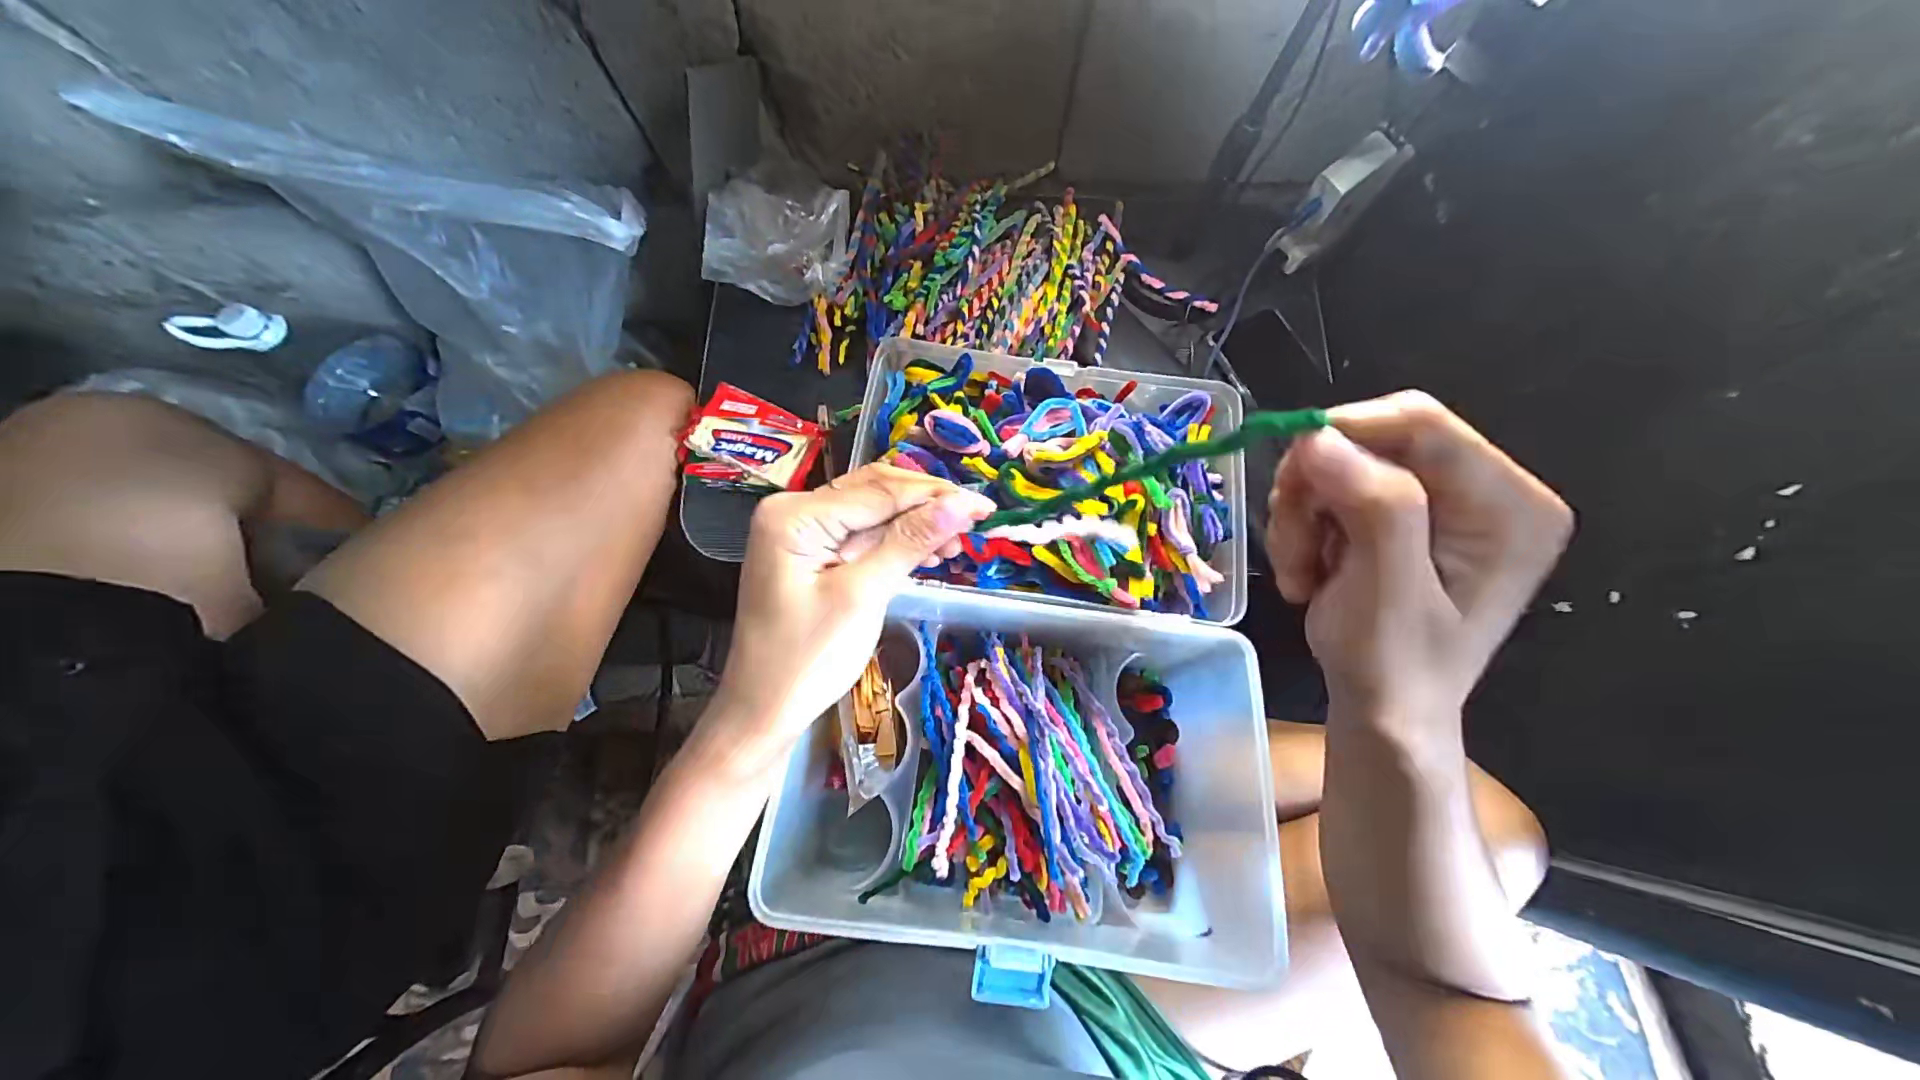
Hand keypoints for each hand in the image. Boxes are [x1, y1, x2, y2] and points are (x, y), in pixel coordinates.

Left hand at [715, 463, 995, 743]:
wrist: (764, 710)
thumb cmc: (807, 660)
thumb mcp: (863, 596)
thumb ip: (909, 542)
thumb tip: (959, 503)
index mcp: (795, 515)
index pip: (878, 492)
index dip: (935, 496)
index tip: (984, 505)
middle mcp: (794, 511)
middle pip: (874, 493)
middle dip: (927, 504)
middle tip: (978, 519)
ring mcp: (802, 533)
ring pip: (872, 512)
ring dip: (916, 523)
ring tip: (958, 541)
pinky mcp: (812, 554)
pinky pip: (862, 536)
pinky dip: (896, 542)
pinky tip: (928, 553)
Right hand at [1265, 391, 1571, 721]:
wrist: (1384, 712)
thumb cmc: (1393, 664)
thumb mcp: (1386, 590)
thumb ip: (1371, 507)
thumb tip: (1317, 437)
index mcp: (1509, 505)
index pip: (1421, 424)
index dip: (1344, 435)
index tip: (1290, 484)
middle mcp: (1481, 492)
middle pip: (1372, 442)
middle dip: (1316, 491)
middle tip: (1293, 546)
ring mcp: (1438, 505)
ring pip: (1339, 468)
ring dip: (1302, 516)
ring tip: (1301, 573)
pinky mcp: (1399, 519)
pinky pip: (1332, 494)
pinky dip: (1305, 529)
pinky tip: (1308, 572)